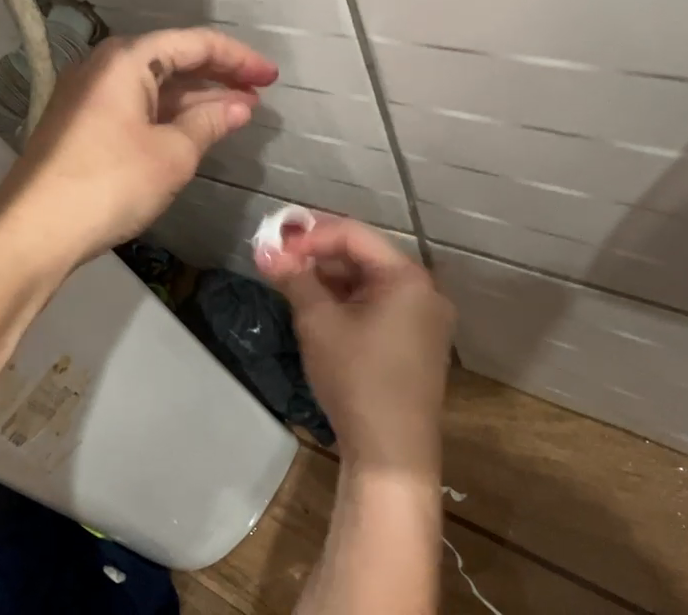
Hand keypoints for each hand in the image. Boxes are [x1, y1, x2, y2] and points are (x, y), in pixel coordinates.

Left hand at [0, 28, 277, 272]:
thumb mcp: (172, 154)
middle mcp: (102, 66)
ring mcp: (87, 95)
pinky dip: (167, 116)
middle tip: (258, 95)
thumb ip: (209, 123)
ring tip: (237, 114)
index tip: (271, 77)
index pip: (193, 43)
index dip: (237, 58)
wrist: (35, 230)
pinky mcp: (80, 125)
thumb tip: (240, 106)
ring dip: (194, 99)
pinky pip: (134, 107)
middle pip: (170, 59)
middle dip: (217, 77)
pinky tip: (193, 132)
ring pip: (152, 86)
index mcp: (126, 59)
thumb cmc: (111, 183)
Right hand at [258, 218, 454, 475]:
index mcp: (407, 277)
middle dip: (317, 254)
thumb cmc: (357, 378)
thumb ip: (293, 277)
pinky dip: (346, 300)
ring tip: (291, 283)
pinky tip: (317, 308)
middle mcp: (424, 290)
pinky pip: (378, 304)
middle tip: (278, 260)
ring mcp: (423, 318)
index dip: (309, 235)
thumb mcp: (318, 322)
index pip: (352, 234)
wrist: (391, 453)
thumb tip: (263, 249)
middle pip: (363, 254)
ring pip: (368, 281)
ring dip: (329, 278)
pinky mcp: (416, 342)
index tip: (273, 245)